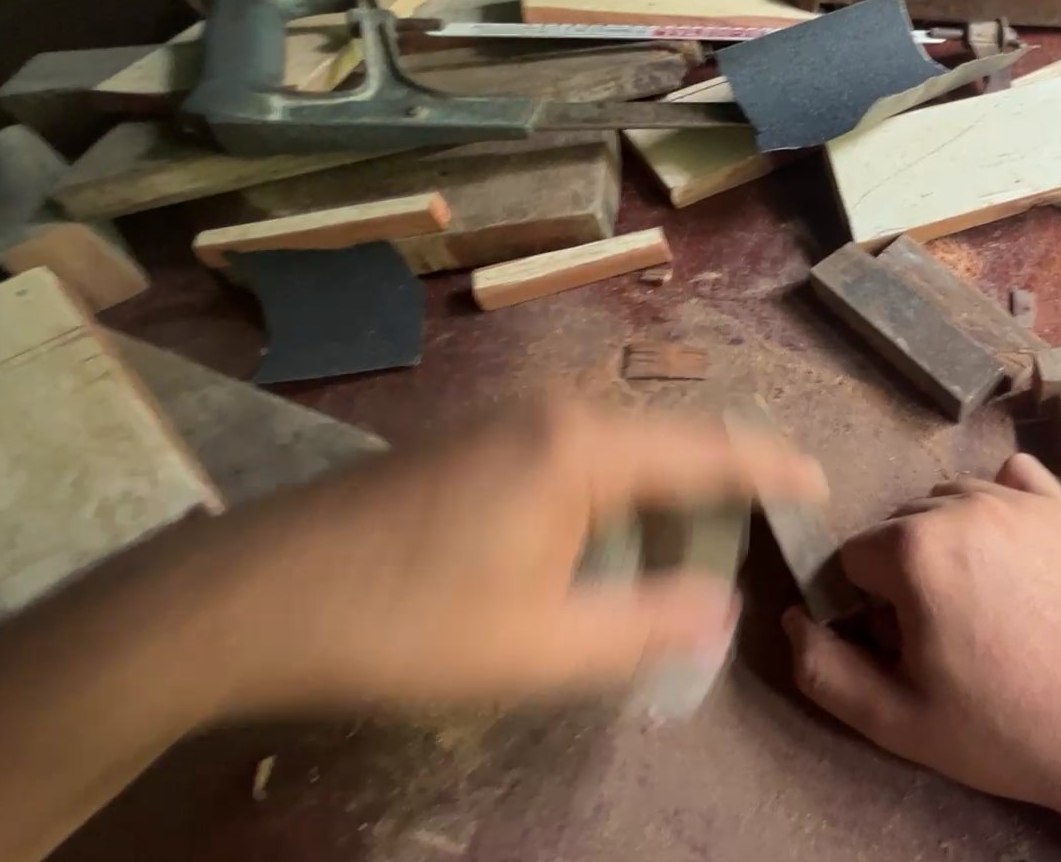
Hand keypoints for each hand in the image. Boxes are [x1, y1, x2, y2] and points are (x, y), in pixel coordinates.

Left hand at [132, 396, 827, 714]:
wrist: (243, 599)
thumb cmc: (404, 623)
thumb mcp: (537, 648)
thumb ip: (645, 628)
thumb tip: (723, 610)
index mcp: (585, 449)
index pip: (708, 451)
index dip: (770, 466)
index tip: (818, 480)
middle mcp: (561, 412)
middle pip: (673, 436)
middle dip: (727, 473)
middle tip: (769, 507)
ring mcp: (518, 416)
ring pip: (630, 439)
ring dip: (674, 481)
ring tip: (704, 523)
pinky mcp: (487, 435)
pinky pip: (589, 446)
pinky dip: (628, 481)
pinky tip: (620, 521)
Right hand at [782, 454, 1060, 810]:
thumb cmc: (1000, 724)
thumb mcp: (894, 719)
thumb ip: (823, 668)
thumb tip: (792, 618)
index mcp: (914, 549)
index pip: (853, 558)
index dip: (869, 603)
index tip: (905, 641)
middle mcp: (961, 505)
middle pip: (898, 527)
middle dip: (904, 571)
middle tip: (946, 628)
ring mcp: (1015, 498)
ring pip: (946, 501)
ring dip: (946, 538)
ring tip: (980, 595)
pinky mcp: (1058, 503)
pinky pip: (1007, 476)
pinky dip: (997, 500)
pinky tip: (1009, 545)